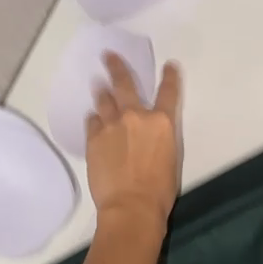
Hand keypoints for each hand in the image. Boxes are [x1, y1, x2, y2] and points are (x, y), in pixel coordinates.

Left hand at [85, 53, 181, 228]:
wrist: (131, 206)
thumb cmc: (159, 192)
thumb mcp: (170, 161)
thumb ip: (159, 141)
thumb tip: (148, 138)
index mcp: (163, 124)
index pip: (169, 93)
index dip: (170, 78)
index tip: (169, 66)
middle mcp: (136, 117)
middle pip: (125, 84)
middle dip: (117, 67)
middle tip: (109, 56)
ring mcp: (111, 126)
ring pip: (104, 100)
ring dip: (101, 91)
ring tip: (97, 84)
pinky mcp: (93, 139)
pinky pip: (92, 122)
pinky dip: (94, 119)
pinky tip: (93, 120)